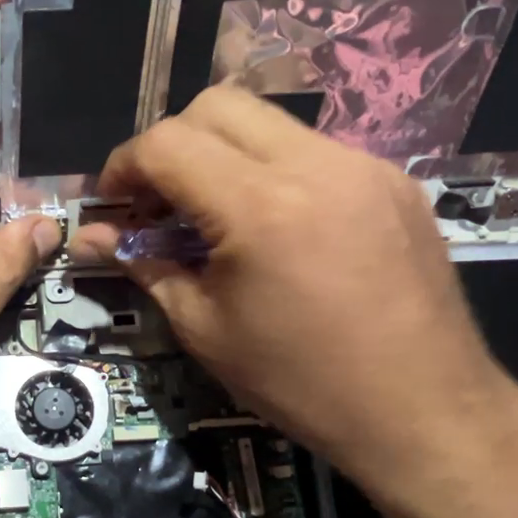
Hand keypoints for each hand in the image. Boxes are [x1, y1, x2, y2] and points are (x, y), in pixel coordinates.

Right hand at [68, 87, 517, 501]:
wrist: (425, 412)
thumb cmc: (301, 383)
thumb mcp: (204, 328)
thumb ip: (145, 265)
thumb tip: (92, 236)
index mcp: (261, 208)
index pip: (167, 143)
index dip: (123, 166)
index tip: (114, 204)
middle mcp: (316, 166)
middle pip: (216, 106)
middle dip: (171, 145)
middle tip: (159, 202)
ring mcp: (363, 166)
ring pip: (267, 120)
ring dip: (222, 152)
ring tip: (214, 214)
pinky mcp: (393, 179)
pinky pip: (312, 149)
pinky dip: (272, 169)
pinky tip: (273, 225)